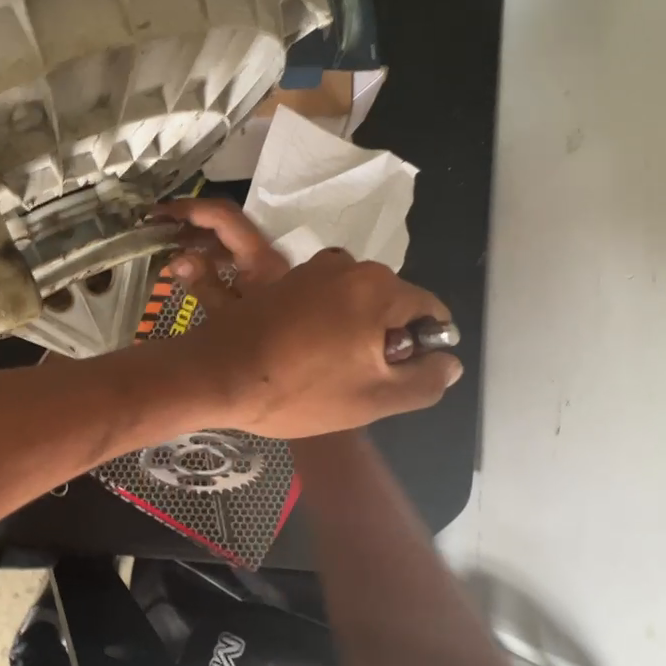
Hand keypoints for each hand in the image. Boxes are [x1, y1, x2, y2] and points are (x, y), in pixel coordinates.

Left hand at [153, 199, 461, 438]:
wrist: (216, 376)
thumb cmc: (299, 390)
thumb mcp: (374, 399)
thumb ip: (424, 380)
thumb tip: (449, 361)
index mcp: (377, 287)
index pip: (429, 311)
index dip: (423, 348)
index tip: (396, 378)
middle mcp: (345, 266)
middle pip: (389, 305)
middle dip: (382, 341)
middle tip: (355, 381)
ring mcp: (306, 272)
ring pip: (351, 305)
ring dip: (349, 334)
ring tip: (323, 372)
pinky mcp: (277, 285)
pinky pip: (318, 305)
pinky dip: (319, 327)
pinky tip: (299, 358)